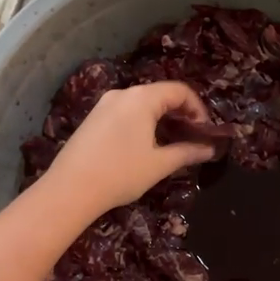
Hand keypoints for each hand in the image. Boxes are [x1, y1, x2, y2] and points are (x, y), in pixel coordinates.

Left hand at [43, 82, 217, 215]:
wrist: (70, 189)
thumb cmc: (121, 173)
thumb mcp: (159, 164)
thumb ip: (187, 152)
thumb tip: (209, 149)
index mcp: (142, 98)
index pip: (180, 91)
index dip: (198, 109)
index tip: (206, 132)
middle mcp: (123, 94)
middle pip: (161, 95)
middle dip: (181, 115)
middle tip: (192, 139)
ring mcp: (105, 105)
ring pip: (143, 104)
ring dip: (162, 120)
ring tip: (171, 145)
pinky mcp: (93, 118)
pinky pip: (126, 113)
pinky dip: (143, 123)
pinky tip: (145, 146)